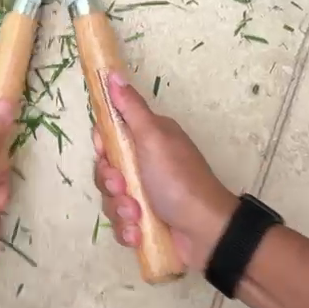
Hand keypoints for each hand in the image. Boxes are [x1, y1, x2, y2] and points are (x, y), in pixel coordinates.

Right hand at [93, 73, 236, 266]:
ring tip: (136, 217)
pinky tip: (137, 233)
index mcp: (147, 137)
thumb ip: (131, 108)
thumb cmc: (179, 179)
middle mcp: (144, 161)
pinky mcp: (144, 219)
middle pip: (106, 167)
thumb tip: (113, 74)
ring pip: (110, 196)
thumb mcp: (153, 138)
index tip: (106, 154)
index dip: (102, 145)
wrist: (207, 232)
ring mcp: (144, 191)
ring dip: (119, 209)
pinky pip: (120, 222)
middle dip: (110, 183)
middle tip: (125, 189)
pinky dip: (126, 229)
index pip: (109, 133)